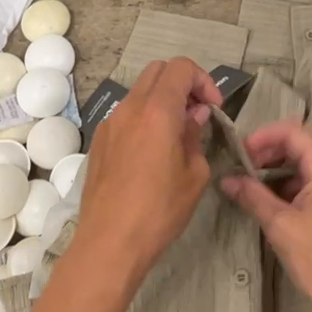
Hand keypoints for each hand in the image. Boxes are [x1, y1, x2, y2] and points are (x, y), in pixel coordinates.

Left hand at [76, 57, 222, 269]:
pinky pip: (126, 115)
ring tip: (177, 134)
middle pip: (158, 71)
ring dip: (162, 101)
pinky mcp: (99, 142)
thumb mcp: (194, 174)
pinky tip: (153, 151)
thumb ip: (195, 136)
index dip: (203, 80)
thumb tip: (193, 117)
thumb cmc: (159, 210)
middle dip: (182, 84)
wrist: (109, 242)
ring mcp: (110, 124)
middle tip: (197, 113)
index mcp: (157, 111)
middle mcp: (129, 108)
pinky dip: (144, 118)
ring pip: (139, 92)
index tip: (213, 108)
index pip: (181, 68)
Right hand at [220, 120, 311, 311]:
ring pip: (301, 165)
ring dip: (274, 171)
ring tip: (248, 185)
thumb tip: (227, 179)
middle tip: (240, 169)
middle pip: (297, 146)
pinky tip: (266, 201)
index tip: (239, 151)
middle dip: (267, 153)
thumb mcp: (280, 224)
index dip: (263, 136)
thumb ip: (253, 196)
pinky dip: (285, 186)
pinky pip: (306, 183)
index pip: (292, 132)